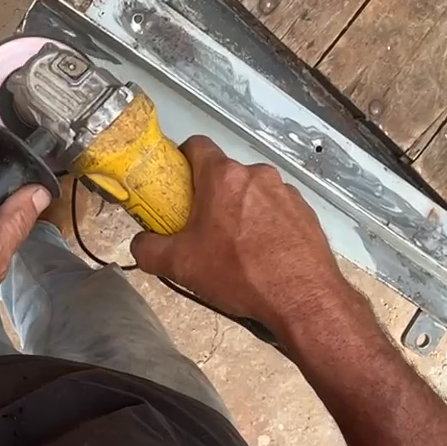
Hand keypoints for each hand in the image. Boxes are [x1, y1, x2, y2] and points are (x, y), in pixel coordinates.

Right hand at [131, 136, 352, 334]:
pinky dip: (266, 226)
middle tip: (202, 230)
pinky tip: (264, 257)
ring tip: (236, 250)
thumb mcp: (179, 266)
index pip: (196, 145)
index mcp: (223, 177)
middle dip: (210, 196)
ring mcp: (286, 192)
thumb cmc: (238, 273)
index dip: (182, 159)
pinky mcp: (307, 213)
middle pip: (224, 175)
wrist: (304, 300)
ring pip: (252, 193)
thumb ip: (148, 250)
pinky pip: (277, 211)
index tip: (176, 185)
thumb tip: (140, 244)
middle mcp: (256, 175)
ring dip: (240, 212)